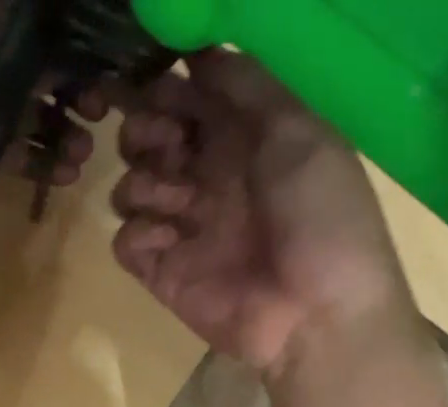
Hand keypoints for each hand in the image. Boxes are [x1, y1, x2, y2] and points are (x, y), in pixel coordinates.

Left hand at [0, 0, 101, 324]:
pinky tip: (58, 173)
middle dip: (62, 75)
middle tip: (101, 103)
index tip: (84, 24)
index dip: (43, 13)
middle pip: (14, 52)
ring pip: (9, 105)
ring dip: (51, 125)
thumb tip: (46, 32)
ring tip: (82, 150)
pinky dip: (27, 158)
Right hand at [110, 50, 420, 376]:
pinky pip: (126, 239)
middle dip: (144, 133)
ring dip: (143, 183)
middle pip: (148, 140)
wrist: (315, 313)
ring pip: (130, 186)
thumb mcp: (300, 133)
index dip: (167, 90)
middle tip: (164, 146)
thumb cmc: (321, 216)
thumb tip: (196, 51)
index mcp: (246, 140)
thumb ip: (247, 88)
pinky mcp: (161, 270)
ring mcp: (183, 226)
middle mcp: (208, 178)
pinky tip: (168, 241)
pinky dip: (139, 234)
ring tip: (177, 202)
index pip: (188, 101)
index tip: (161, 88)